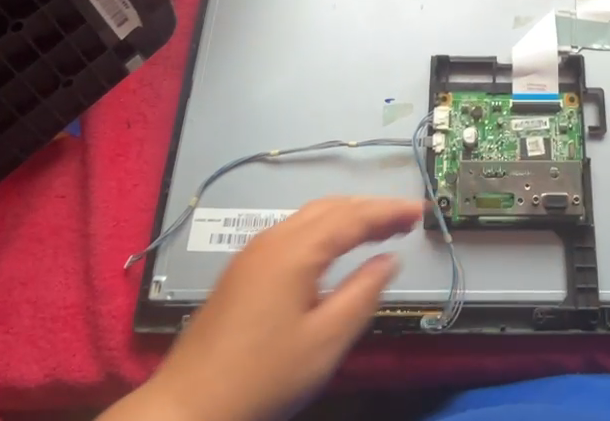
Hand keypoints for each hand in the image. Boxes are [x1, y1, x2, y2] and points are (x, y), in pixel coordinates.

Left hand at [108, 196, 425, 420]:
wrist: (188, 407)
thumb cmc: (262, 377)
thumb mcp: (324, 343)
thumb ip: (362, 295)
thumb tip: (388, 260)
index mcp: (295, 251)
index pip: (352, 217)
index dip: (389, 212)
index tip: (420, 211)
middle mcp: (273, 240)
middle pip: (330, 208)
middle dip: (370, 208)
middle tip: (405, 218)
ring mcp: (253, 253)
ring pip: (309, 217)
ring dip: (347, 216)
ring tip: (378, 227)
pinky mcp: (243, 270)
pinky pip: (294, 232)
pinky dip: (325, 229)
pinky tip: (335, 248)